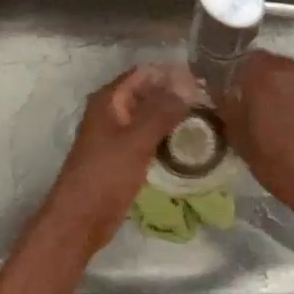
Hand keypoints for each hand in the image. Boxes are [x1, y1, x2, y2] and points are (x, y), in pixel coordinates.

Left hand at [41, 65, 200, 249]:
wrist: (81, 219)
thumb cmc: (105, 176)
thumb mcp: (136, 141)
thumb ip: (162, 111)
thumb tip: (188, 84)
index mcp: (108, 101)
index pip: (144, 73)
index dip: (172, 73)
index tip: (204, 80)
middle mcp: (111, 113)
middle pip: (148, 94)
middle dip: (176, 95)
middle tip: (212, 101)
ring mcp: (117, 136)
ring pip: (150, 117)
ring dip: (173, 117)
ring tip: (208, 119)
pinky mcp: (124, 157)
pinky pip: (149, 139)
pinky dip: (167, 137)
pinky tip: (190, 142)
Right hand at [220, 51, 293, 224]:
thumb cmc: (275, 161)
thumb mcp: (238, 136)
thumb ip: (227, 104)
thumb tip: (219, 89)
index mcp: (263, 76)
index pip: (243, 57)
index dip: (236, 71)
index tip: (232, 88)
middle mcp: (291, 68)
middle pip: (269, 62)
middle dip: (259, 77)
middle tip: (254, 100)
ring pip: (290, 71)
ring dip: (281, 84)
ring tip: (278, 109)